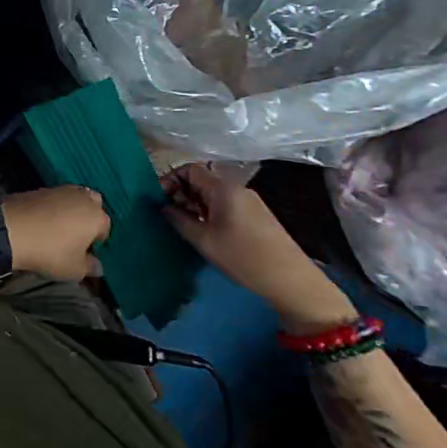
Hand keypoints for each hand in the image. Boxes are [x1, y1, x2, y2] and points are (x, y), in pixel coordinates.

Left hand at [2, 187, 109, 281]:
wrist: (12, 229)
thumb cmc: (50, 252)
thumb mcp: (73, 269)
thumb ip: (90, 268)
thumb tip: (98, 267)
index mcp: (97, 216)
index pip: (105, 228)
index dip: (96, 241)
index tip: (85, 252)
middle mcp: (84, 198)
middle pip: (94, 204)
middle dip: (89, 217)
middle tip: (76, 235)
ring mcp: (62, 189)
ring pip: (75, 197)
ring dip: (72, 209)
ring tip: (59, 227)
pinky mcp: (42, 187)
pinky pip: (55, 197)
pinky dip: (54, 206)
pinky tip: (43, 220)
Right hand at [161, 164, 356, 332]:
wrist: (289, 278)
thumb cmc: (242, 257)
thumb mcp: (204, 240)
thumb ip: (179, 220)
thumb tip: (162, 207)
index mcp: (223, 187)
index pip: (190, 169)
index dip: (170, 180)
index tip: (157, 200)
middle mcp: (236, 187)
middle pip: (202, 179)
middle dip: (180, 193)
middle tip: (166, 215)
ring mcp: (248, 201)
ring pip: (212, 194)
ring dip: (194, 204)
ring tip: (181, 225)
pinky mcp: (255, 215)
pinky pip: (224, 204)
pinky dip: (208, 212)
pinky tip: (203, 231)